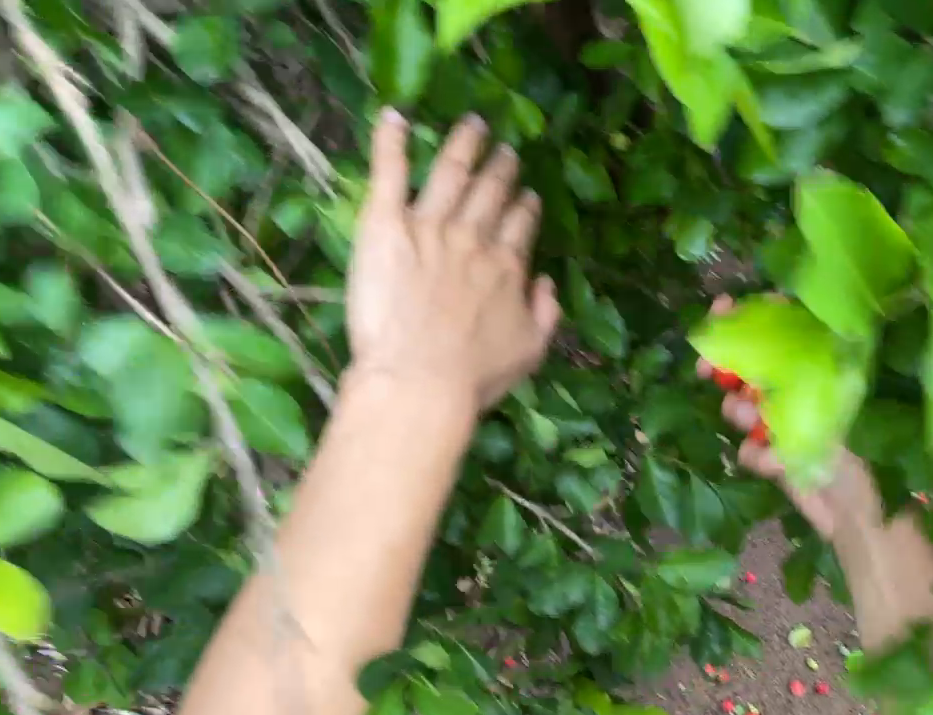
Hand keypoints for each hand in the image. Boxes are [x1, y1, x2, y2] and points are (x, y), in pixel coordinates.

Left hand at [347, 111, 561, 410]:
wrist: (420, 379)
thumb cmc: (474, 376)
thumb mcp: (530, 352)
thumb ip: (545, 314)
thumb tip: (546, 281)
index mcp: (507, 267)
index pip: (519, 225)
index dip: (525, 208)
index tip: (529, 196)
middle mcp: (473, 238)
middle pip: (491, 192)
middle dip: (501, 169)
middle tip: (506, 151)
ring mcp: (429, 226)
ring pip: (451, 172)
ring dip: (464, 145)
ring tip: (472, 126)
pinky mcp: (386, 225)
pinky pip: (389, 172)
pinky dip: (390, 141)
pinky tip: (394, 116)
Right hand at [693, 296, 869, 540]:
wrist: (861, 516)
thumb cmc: (866, 454)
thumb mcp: (834, 403)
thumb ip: (796, 376)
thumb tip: (762, 341)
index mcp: (823, 367)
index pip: (785, 327)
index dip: (753, 314)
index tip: (723, 309)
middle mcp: (802, 389)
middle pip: (752, 363)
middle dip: (725, 362)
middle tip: (705, 368)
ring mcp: (785, 423)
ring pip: (742, 405)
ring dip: (740, 410)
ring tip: (749, 418)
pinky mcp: (774, 457)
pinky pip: (747, 448)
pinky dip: (755, 454)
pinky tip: (772, 463)